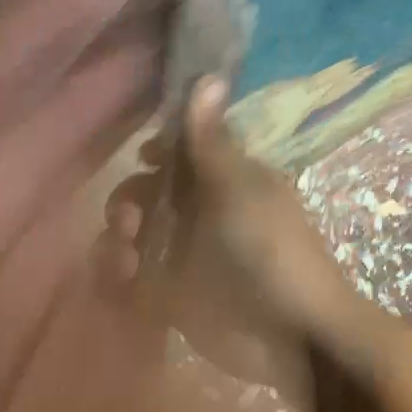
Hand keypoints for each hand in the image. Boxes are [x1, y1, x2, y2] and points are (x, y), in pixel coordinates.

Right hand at [100, 77, 359, 397]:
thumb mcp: (241, 191)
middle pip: (146, 192)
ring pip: (132, 234)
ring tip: (127, 259)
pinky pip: (130, 277)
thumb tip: (208, 75)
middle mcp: (204, 213)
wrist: (294, 336)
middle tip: (130, 221)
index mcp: (228, 181)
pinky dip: (117, 276)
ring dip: (117, 240)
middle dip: (127, 200)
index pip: (182, 151)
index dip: (158, 150)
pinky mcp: (171, 296)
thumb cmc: (273, 253)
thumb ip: (213, 143)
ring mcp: (186, 255)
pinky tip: (124, 282)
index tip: (145, 155)